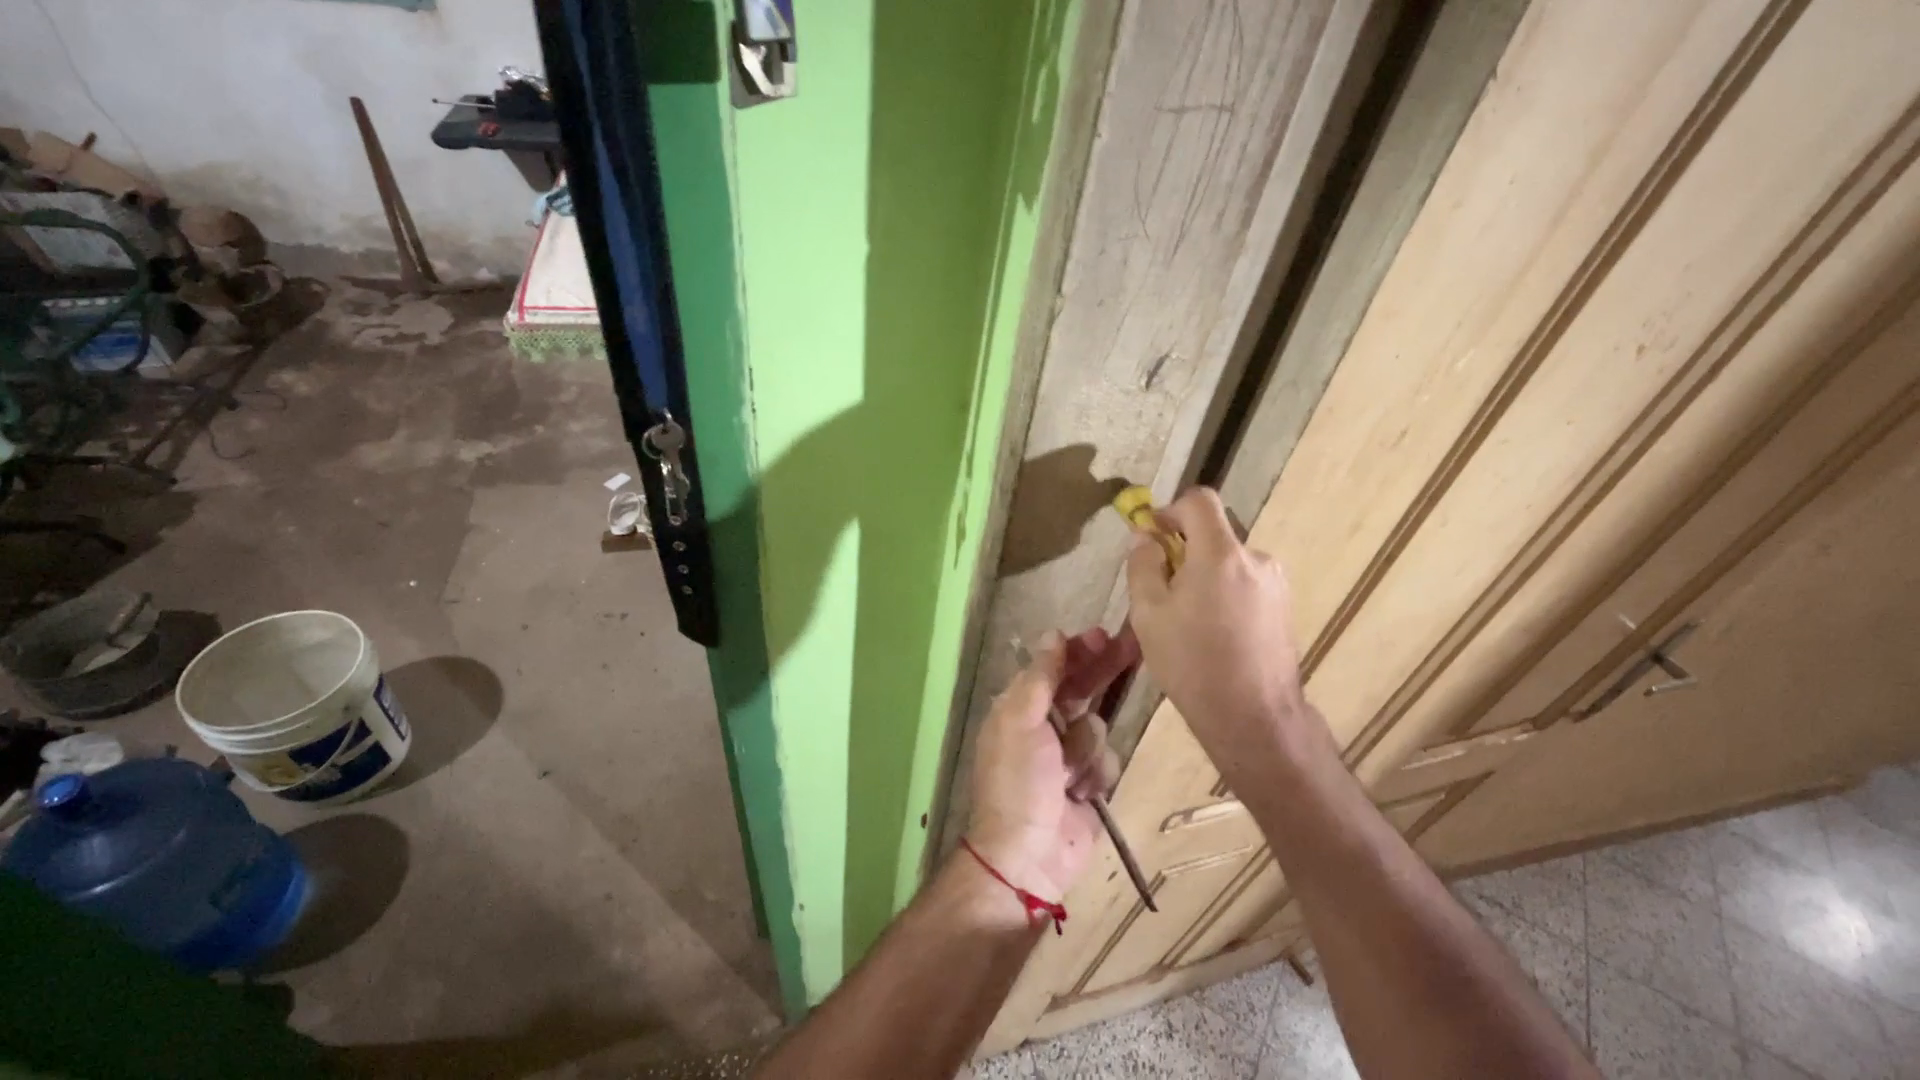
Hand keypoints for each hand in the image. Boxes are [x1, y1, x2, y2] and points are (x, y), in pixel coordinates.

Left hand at [967, 628, 1136, 903]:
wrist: (1029, 856)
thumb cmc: (1018, 783)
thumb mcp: (1021, 722)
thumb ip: (1040, 677)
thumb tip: (1053, 634)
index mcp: (1018, 710)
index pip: (1053, 669)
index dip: (1078, 651)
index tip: (1103, 635)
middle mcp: (1043, 728)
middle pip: (1081, 690)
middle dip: (1102, 673)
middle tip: (1132, 647)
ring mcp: (1068, 758)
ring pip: (1098, 728)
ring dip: (1087, 750)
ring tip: (1067, 776)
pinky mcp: (1090, 785)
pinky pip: (1108, 762)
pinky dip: (1097, 776)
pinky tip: (1081, 794)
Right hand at [1124, 488, 1336, 783]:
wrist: (1253, 717)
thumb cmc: (1192, 664)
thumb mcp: (1148, 615)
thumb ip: (1143, 566)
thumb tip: (1145, 537)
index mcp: (1220, 554)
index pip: (1199, 500)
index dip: (1171, 510)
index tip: (1153, 539)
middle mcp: (1255, 558)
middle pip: (1214, 535)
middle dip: (1185, 552)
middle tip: (1163, 593)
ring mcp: (1276, 583)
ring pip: (1229, 563)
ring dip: (1206, 577)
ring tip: (1189, 623)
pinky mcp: (1284, 607)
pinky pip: (1246, 585)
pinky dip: (1226, 596)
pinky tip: (1215, 636)